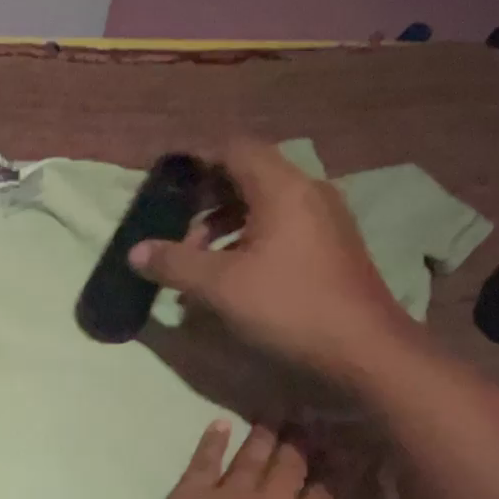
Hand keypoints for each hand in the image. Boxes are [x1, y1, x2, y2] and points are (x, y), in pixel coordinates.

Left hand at [103, 419, 413, 498]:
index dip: (336, 476)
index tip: (349, 450)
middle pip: (292, 468)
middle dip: (305, 444)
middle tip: (316, 415)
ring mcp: (226, 496)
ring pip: (253, 458)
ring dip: (267, 436)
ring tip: (279, 412)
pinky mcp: (188, 493)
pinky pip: (205, 460)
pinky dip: (213, 441)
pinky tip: (220, 424)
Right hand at [127, 138, 418, 377]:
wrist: (362, 349)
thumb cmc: (288, 307)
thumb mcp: (219, 287)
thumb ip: (174, 263)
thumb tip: (135, 251)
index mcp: (283, 189)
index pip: (235, 149)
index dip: (197, 161)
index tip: (166, 187)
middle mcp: (308, 193)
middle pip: (249, 175)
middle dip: (206, 199)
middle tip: (174, 229)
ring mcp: (324, 220)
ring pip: (263, 205)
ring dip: (224, 224)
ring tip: (195, 260)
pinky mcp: (329, 248)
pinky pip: (280, 228)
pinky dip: (247, 241)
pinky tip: (228, 277)